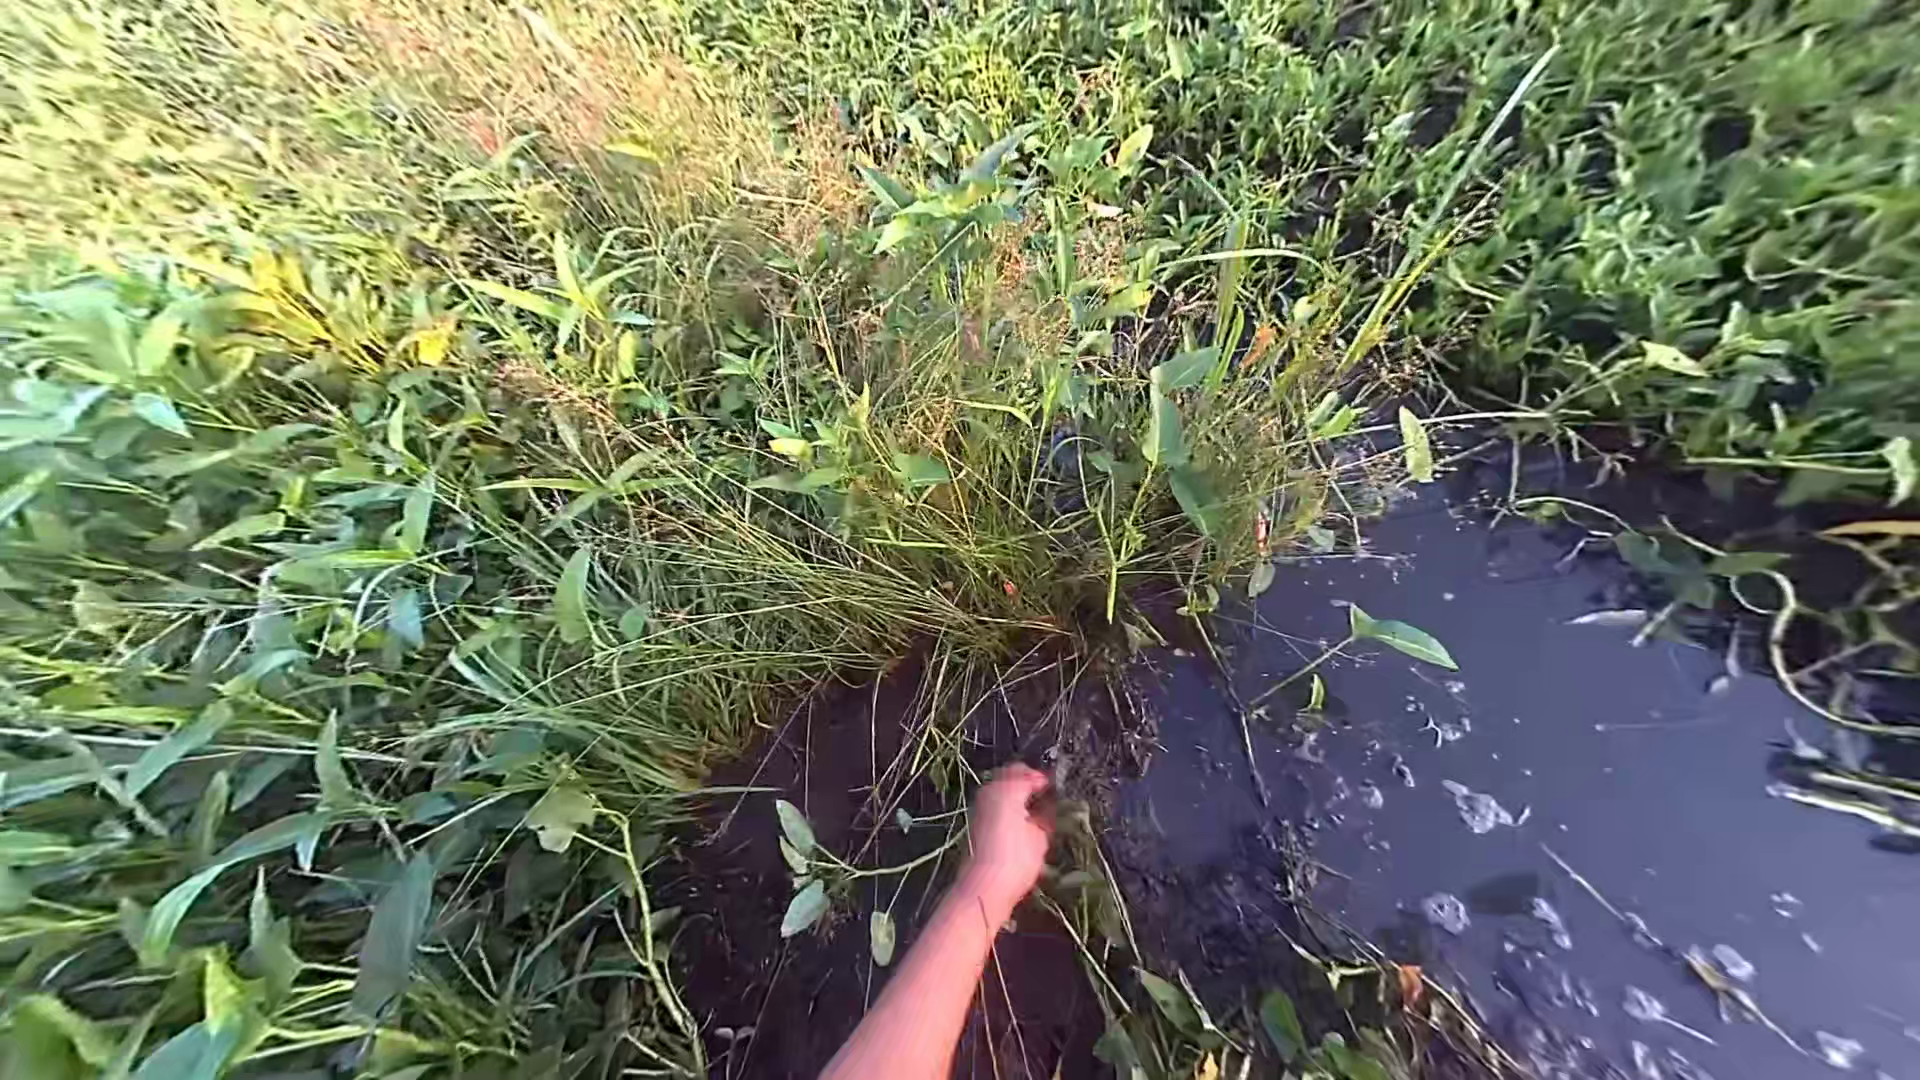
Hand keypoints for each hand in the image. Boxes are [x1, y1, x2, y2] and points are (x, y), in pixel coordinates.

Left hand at [957, 763, 1052, 918]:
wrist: (983, 887)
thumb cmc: (1016, 861)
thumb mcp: (1039, 838)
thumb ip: (1045, 817)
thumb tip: (1048, 807)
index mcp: (1008, 789)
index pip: (1030, 775)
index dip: (1045, 780)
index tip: (1057, 788)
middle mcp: (991, 790)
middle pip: (1012, 773)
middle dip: (1028, 779)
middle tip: (1046, 793)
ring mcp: (981, 803)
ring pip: (1001, 784)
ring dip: (1016, 789)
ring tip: (1034, 806)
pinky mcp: (976, 818)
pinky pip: (994, 798)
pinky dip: (1007, 800)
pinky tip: (1019, 817)